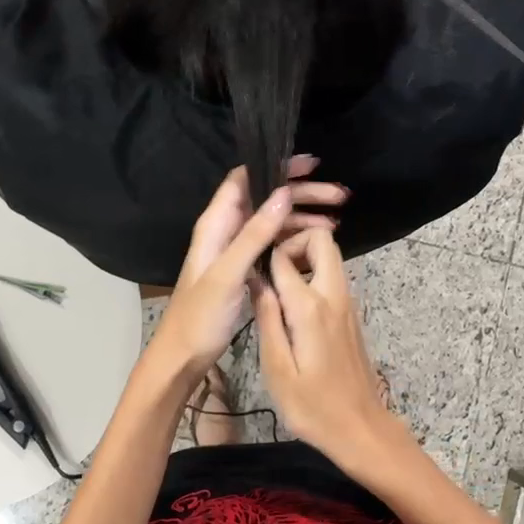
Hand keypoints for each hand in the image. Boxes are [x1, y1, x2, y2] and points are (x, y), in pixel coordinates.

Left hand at [145, 161, 346, 379]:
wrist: (183, 357)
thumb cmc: (200, 317)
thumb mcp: (228, 274)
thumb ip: (254, 234)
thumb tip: (283, 193)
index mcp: (216, 224)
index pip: (245, 179)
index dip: (276, 167)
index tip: (312, 166)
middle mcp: (226, 231)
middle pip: (266, 199)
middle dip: (301, 193)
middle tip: (340, 196)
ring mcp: (236, 250)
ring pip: (273, 221)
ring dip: (303, 217)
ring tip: (337, 221)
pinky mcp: (245, 270)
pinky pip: (273, 244)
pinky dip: (295, 239)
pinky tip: (317, 244)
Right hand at [252, 228, 413, 477]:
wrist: (361, 429)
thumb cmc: (313, 407)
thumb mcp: (277, 368)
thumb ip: (267, 319)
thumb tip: (256, 281)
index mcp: (310, 308)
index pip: (285, 258)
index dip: (264, 255)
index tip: (248, 269)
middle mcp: (334, 297)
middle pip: (322, 241)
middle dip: (293, 243)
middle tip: (269, 270)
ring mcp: (347, 306)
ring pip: (330, 259)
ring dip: (303, 260)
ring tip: (274, 288)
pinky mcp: (351, 318)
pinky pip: (332, 280)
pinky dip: (312, 278)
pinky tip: (291, 309)